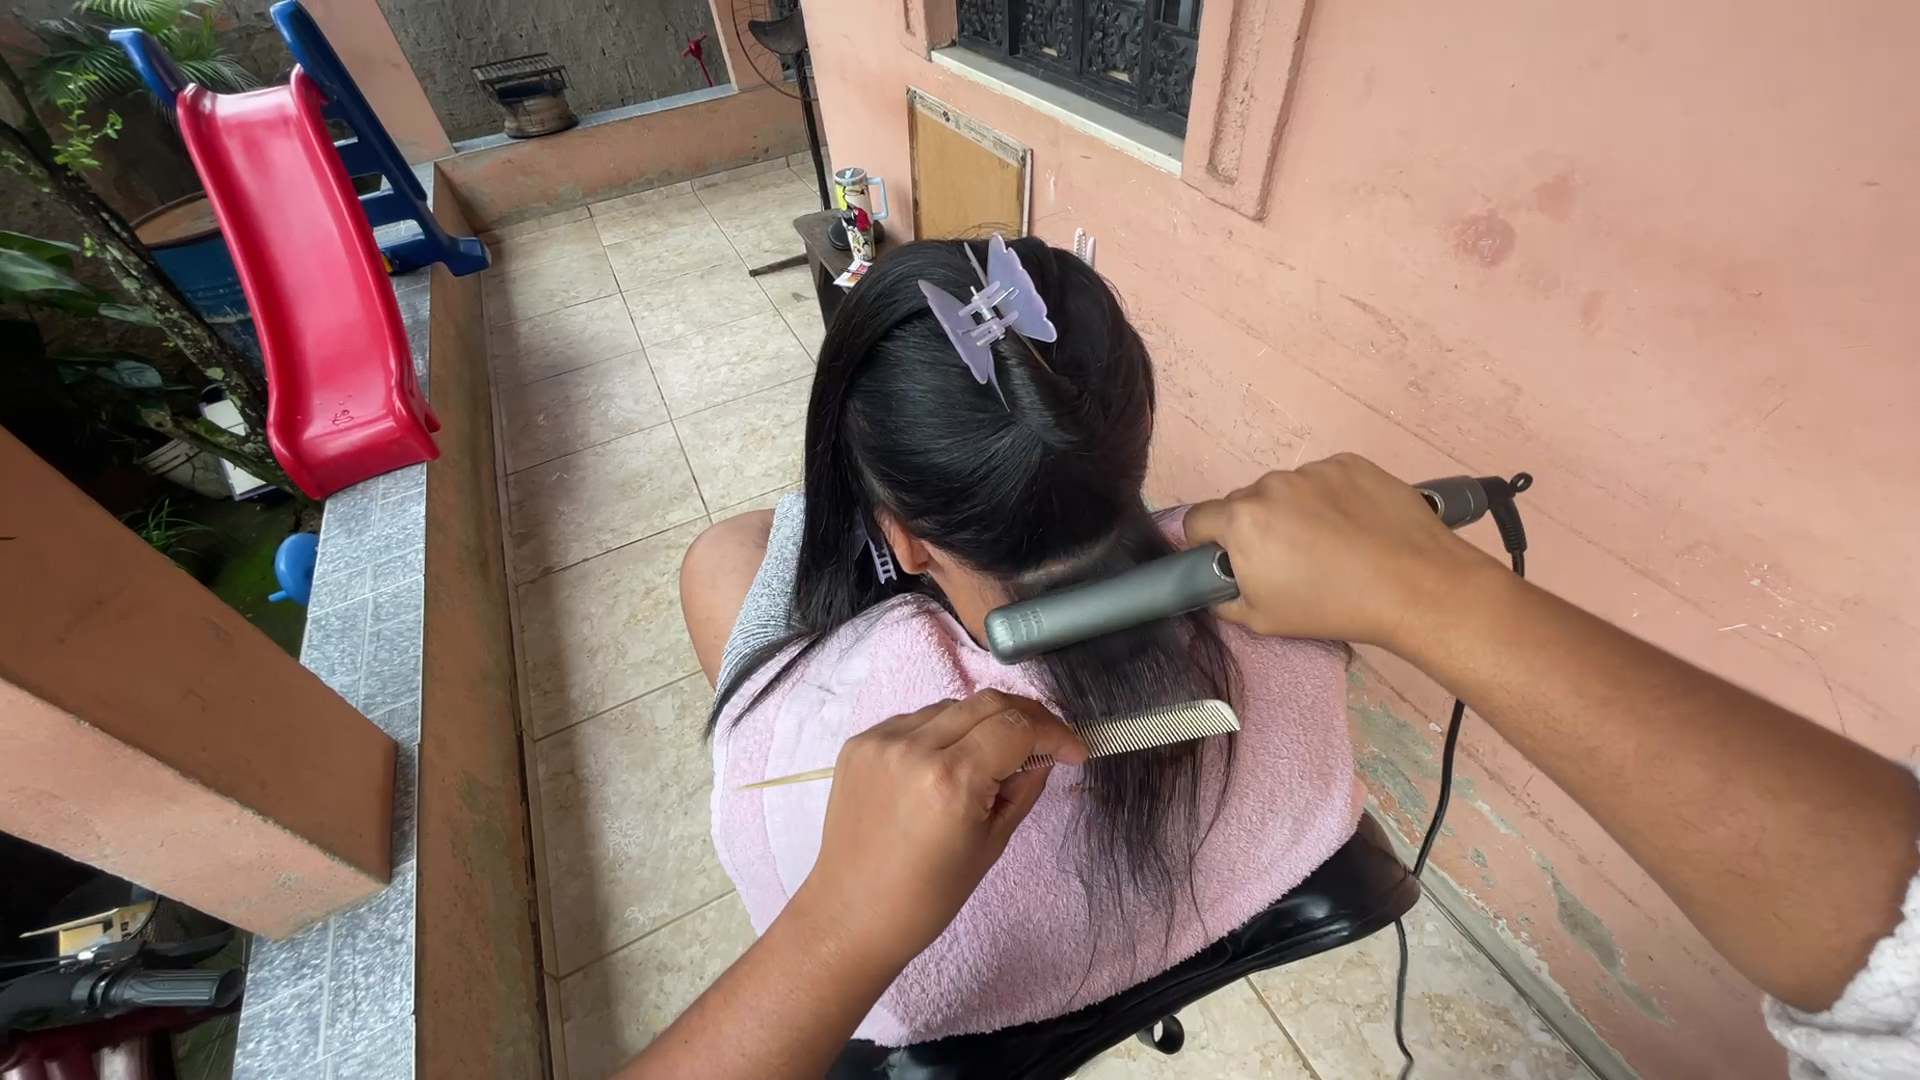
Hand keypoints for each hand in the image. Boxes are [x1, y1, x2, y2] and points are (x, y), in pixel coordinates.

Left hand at [789, 690, 1088, 969]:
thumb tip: (1046, 752)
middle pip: (987, 701)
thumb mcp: (991, 844)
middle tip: (1045, 740)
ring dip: (982, 721)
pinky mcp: (859, 742)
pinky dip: (942, 731)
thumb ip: (1024, 787)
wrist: (851, 914)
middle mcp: (914, 748)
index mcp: (951, 780)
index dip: (1054, 732)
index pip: (1017, 726)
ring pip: (951, 706)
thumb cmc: (927, 896)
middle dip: (1026, 715)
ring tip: (991, 756)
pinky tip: (946, 761)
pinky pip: (916, 719)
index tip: (1073, 750)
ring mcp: (881, 740)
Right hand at [1184, 453, 1504, 647]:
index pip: (1196, 519)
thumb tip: (1215, 585)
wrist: (1417, 588)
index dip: (1204, 541)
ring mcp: (1313, 470)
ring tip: (1327, 542)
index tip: (1224, 558)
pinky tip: (1351, 525)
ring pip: (1284, 490)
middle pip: (1242, 503)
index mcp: (1241, 520)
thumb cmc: (1332, 607)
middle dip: (1253, 526)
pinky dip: (1327, 498)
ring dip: (1291, 510)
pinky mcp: (1350, 463)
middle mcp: (1270, 485)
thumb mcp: (1260, 619)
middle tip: (1284, 558)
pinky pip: (1322, 479)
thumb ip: (1222, 599)